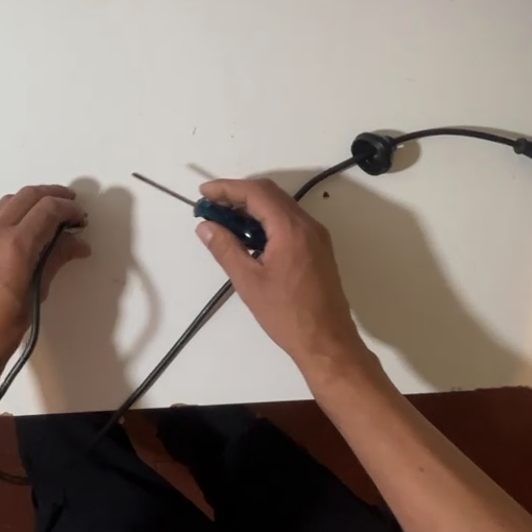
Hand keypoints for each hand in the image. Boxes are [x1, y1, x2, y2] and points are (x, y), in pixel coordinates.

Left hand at [0, 185, 89, 366]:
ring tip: (52, 214)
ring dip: (33, 200)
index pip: (48, 209)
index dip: (69, 209)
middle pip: (28, 195)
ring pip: (10, 201)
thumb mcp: (38, 292)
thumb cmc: (5, 327)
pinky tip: (28, 228)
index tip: (81, 219)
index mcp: (15, 245)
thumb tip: (79, 243)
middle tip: (72, 206)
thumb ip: (57, 259)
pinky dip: (16, 211)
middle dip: (53, 195)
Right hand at [195, 178, 368, 372]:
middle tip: (211, 206)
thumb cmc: (286, 314)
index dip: (227, 188)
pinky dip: (266, 219)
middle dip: (237, 194)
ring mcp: (316, 236)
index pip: (256, 193)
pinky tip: (248, 235)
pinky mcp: (317, 248)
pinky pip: (289, 221)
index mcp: (291, 229)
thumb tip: (205, 226)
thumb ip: (225, 248)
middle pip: (269, 193)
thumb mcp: (248, 281)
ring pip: (280, 206)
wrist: (327, 343)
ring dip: (251, 206)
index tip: (204, 193)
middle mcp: (307, 225)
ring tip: (224, 220)